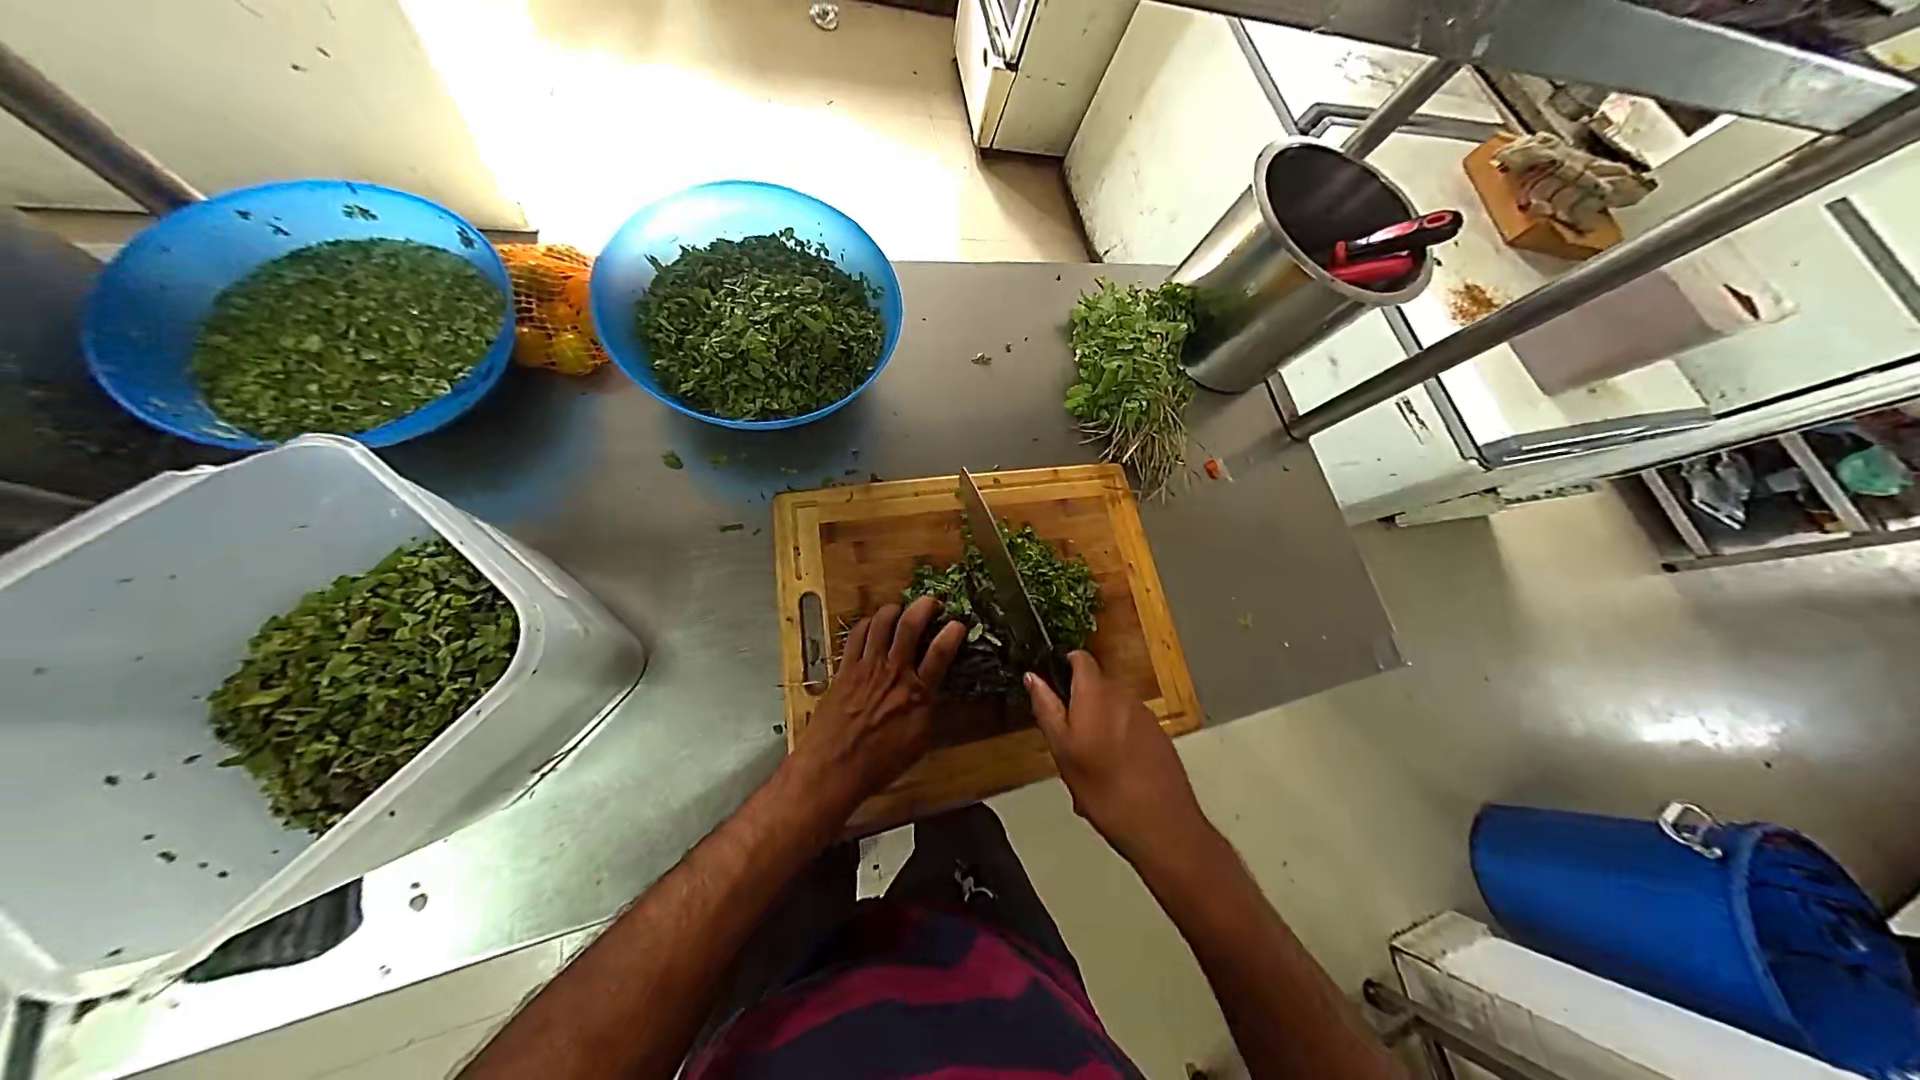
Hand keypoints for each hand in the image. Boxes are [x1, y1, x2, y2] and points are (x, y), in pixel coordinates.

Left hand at [790, 596, 965, 818]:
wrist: (834, 767)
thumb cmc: (879, 763)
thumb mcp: (918, 741)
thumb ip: (927, 710)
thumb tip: (932, 693)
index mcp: (917, 692)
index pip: (941, 652)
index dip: (953, 633)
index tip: (959, 624)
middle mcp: (893, 672)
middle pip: (910, 626)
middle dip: (924, 607)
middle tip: (932, 604)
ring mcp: (866, 667)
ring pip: (881, 623)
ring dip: (894, 610)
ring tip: (900, 609)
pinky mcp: (844, 669)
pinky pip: (856, 636)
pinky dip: (866, 624)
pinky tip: (870, 625)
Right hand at [1025, 651, 1207, 864]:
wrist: (1161, 826)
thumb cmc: (1105, 790)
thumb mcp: (1062, 750)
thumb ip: (1046, 708)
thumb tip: (1033, 677)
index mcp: (1097, 694)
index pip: (1079, 658)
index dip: (1061, 668)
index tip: (1051, 691)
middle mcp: (1125, 697)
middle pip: (1095, 686)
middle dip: (1078, 706)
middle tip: (1066, 742)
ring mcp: (1145, 717)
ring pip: (1111, 709)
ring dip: (1097, 726)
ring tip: (1088, 766)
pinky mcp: (1159, 737)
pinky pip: (1129, 728)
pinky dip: (1117, 742)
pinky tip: (1112, 775)